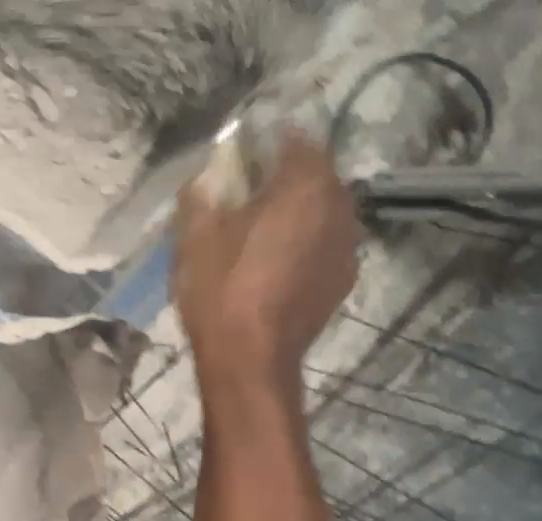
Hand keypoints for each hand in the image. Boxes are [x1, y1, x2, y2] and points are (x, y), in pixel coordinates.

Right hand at [174, 131, 361, 397]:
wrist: (250, 360)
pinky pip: (325, 244)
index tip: (242, 153)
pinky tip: (276, 263)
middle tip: (248, 194)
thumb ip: (201, 197)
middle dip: (285, 178)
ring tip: (262, 230)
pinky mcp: (342, 278)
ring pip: (324, 211)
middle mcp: (339, 205)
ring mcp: (347, 244)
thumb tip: (205, 176)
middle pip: (315, 175)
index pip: (296, 140)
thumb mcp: (194, 240)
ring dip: (298, 212)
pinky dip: (305, 243)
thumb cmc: (220, 293)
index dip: (268, 142)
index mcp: (304, 185)